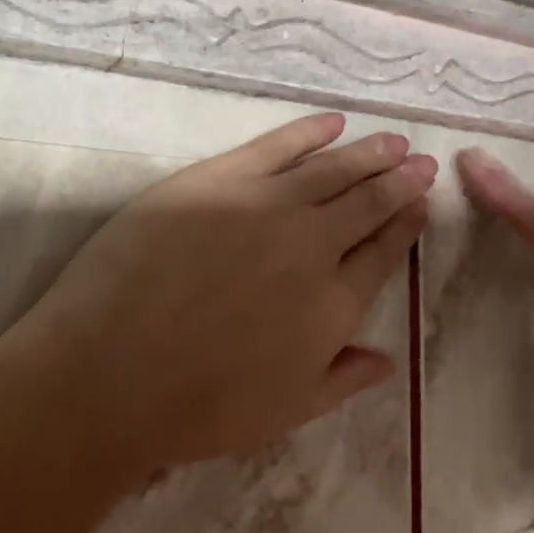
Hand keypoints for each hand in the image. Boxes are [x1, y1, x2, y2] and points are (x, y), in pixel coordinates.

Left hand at [3, 113, 435, 470]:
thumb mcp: (285, 410)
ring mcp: (262, 207)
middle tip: (421, 163)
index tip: (420, 205)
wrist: (112, 372)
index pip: (381, 256)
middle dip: (398, 182)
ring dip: (366, 154)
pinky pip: (273, 146)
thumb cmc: (197, 406)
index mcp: (333, 306)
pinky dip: (306, 132)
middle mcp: (310, 247)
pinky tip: (330, 122)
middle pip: (365, 205)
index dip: (404, 228)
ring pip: (329, 170)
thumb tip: (389, 359)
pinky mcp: (214, 180)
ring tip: (391, 141)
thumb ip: (342, 379)